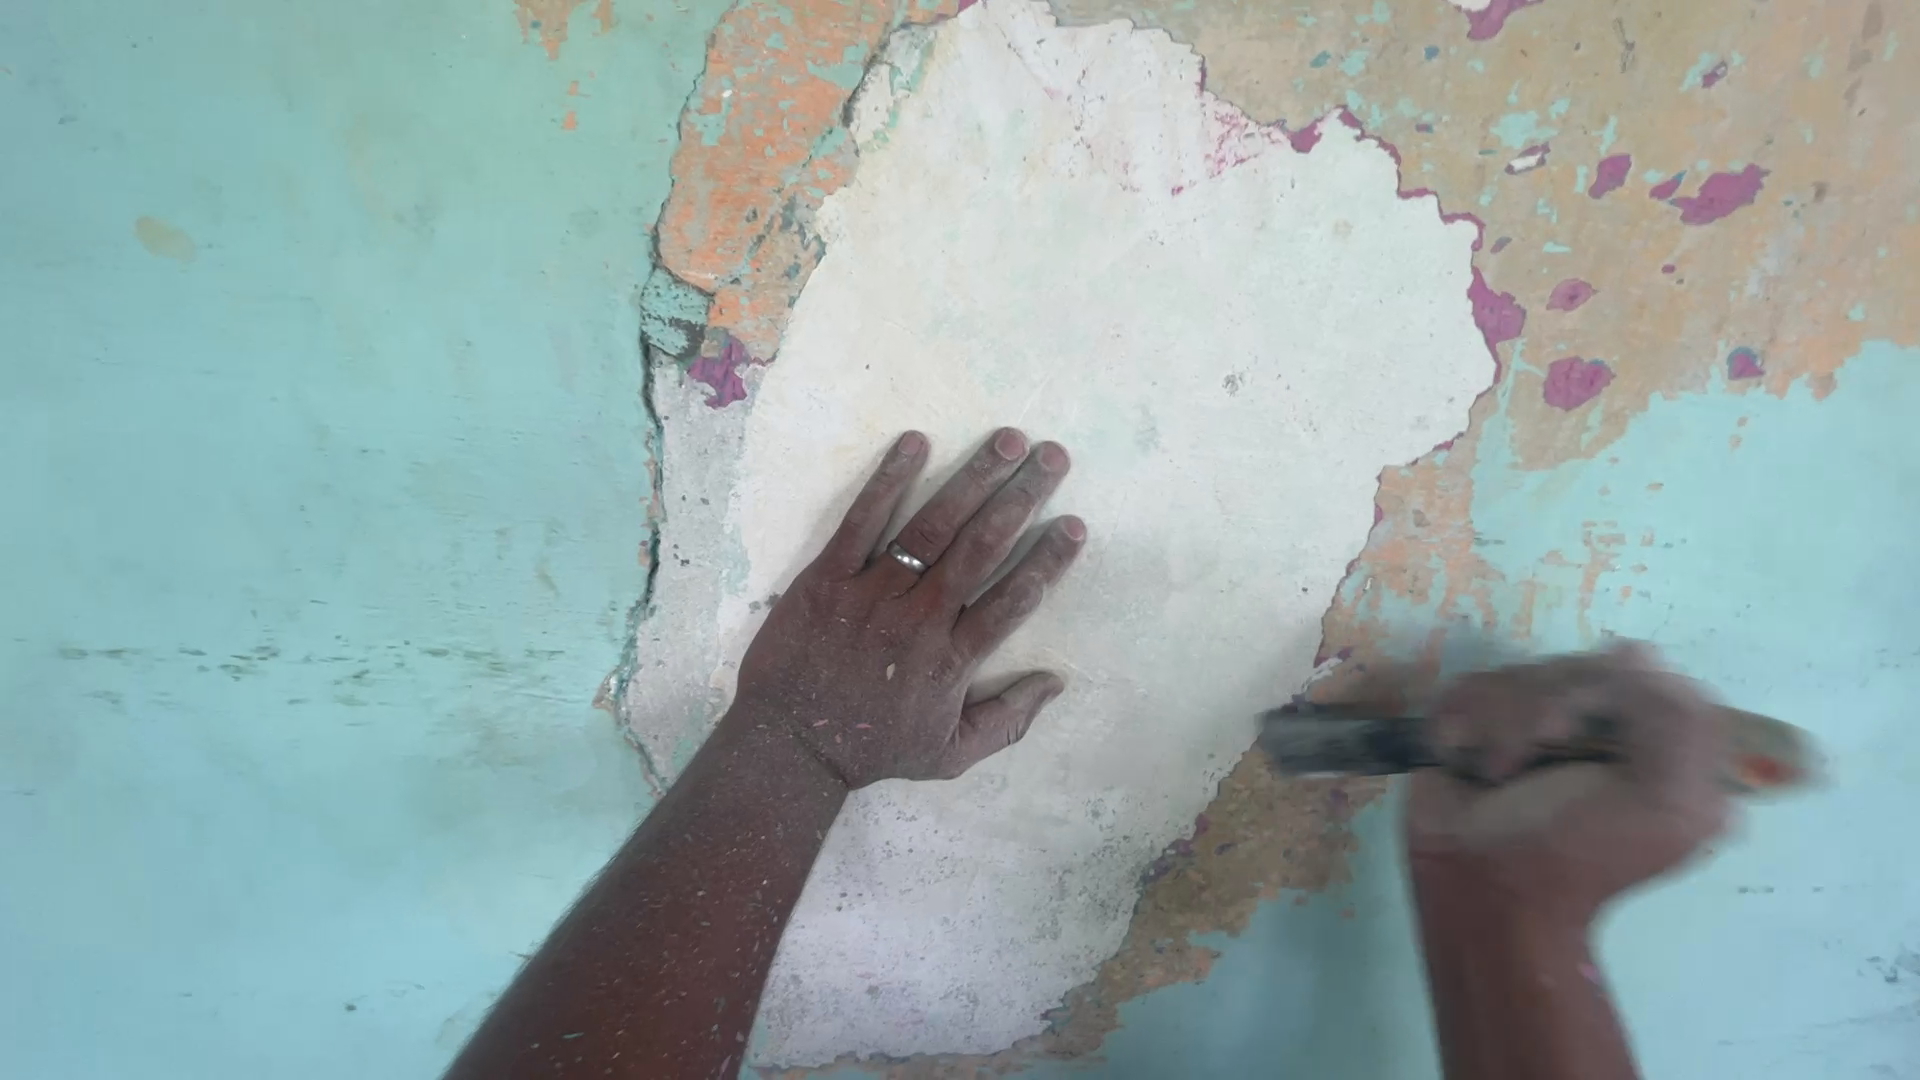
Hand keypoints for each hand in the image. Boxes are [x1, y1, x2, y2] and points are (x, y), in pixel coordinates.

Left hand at [729, 427, 1085, 788]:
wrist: (790, 745)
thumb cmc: (873, 747)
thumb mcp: (950, 755)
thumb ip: (1007, 721)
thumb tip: (1057, 682)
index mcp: (952, 659)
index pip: (1014, 600)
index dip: (1049, 560)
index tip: (1075, 524)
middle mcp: (920, 618)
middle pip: (981, 548)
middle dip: (1022, 498)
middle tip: (1053, 456)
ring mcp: (872, 593)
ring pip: (932, 527)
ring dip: (973, 479)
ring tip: (1006, 440)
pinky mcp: (828, 577)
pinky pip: (862, 522)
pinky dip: (888, 481)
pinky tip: (915, 443)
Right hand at [1404, 642, 1731, 921]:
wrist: (1478, 878)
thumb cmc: (1573, 850)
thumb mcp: (1661, 804)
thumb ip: (1678, 725)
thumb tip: (1633, 650)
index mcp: (1658, 741)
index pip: (1634, 669)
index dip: (1593, 689)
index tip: (1565, 733)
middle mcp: (1600, 724)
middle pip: (1564, 668)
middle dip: (1529, 716)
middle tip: (1518, 767)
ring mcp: (1533, 722)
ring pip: (1510, 675)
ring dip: (1489, 727)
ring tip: (1489, 773)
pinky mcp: (1477, 722)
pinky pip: (1465, 687)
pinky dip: (1457, 722)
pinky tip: (1460, 757)